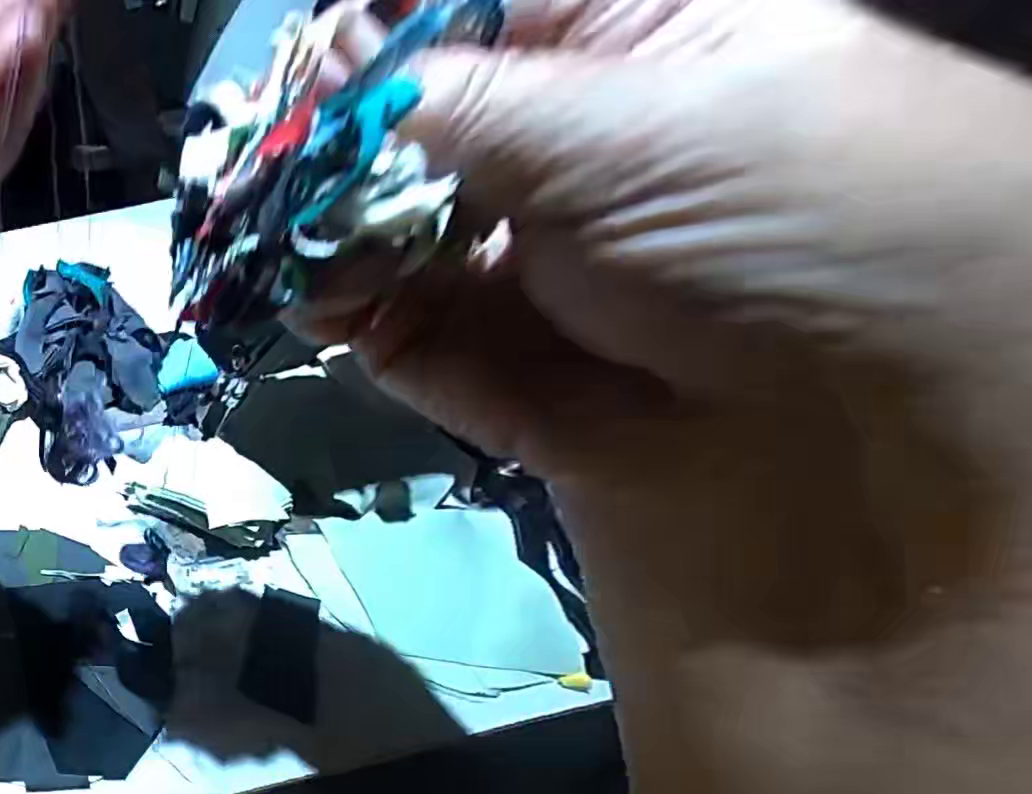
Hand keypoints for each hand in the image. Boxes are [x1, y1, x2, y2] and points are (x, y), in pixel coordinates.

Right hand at [295, 2, 1031, 793]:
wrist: (824, 454)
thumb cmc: (781, 226)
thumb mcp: (630, 127)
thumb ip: (464, 104)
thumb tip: (336, 61)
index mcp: (624, 56)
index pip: (471, 21)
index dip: (388, 32)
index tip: (314, 52)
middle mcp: (547, 161)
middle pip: (408, 135)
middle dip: (334, 143)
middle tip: (266, 154)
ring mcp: (493, 270)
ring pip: (377, 234)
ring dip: (324, 235)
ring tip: (279, 240)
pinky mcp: (459, 360)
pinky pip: (379, 321)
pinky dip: (339, 309)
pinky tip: (312, 301)